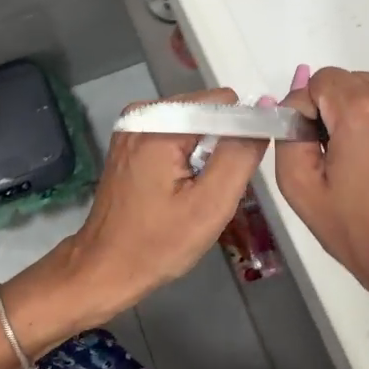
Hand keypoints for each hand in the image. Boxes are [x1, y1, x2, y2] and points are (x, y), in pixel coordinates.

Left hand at [58, 88, 267, 321]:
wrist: (106, 266)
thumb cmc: (157, 243)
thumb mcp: (210, 206)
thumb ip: (239, 156)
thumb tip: (262, 115)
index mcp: (158, 125)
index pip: (221, 102)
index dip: (240, 130)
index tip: (240, 167)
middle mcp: (140, 114)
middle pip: (204, 108)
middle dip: (220, 140)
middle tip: (215, 185)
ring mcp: (131, 126)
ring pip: (191, 120)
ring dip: (204, 148)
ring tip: (198, 188)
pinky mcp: (129, 140)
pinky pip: (173, 132)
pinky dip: (186, 153)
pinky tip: (182, 185)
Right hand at [275, 69, 368, 300]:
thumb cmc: (358, 230)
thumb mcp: (299, 187)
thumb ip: (287, 132)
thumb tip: (296, 100)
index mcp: (363, 112)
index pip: (323, 79)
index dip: (313, 106)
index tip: (318, 139)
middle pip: (358, 81)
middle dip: (345, 108)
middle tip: (348, 151)